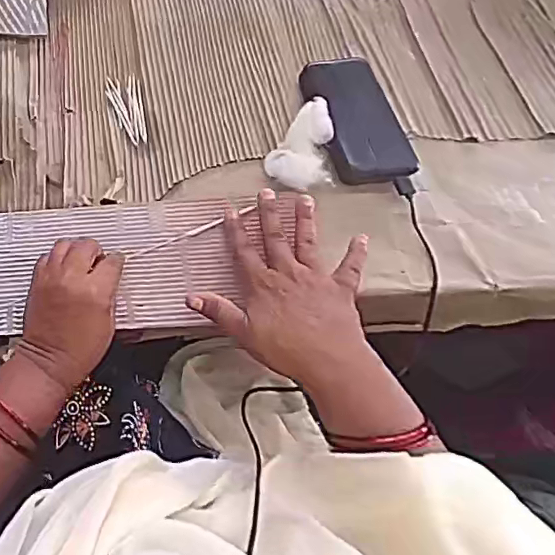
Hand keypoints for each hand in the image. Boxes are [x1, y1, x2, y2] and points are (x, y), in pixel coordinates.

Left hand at [17, 239, 124, 388]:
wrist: (48, 363)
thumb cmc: (79, 351)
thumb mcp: (109, 324)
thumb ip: (110, 294)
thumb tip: (109, 279)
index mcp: (95, 291)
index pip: (112, 261)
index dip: (116, 262)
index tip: (115, 265)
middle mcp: (72, 278)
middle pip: (87, 245)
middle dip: (96, 252)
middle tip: (97, 262)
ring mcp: (52, 277)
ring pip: (65, 244)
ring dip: (75, 249)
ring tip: (79, 260)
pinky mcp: (37, 280)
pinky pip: (47, 257)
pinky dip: (56, 259)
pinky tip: (62, 269)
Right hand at [190, 190, 372, 387]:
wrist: (329, 362)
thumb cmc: (287, 350)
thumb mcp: (244, 333)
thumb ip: (220, 312)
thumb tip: (194, 298)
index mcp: (264, 284)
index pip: (245, 251)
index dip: (236, 229)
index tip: (232, 211)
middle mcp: (288, 274)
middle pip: (276, 238)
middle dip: (269, 213)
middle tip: (266, 193)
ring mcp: (315, 278)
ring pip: (308, 242)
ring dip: (305, 220)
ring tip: (304, 200)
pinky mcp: (339, 288)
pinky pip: (349, 267)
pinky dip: (355, 253)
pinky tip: (360, 239)